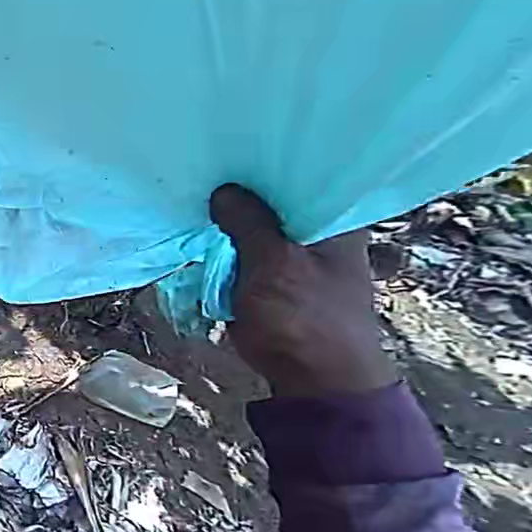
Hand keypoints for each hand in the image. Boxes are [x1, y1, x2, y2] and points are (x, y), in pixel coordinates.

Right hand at [209, 184, 395, 396]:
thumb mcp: (273, 264)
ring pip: (254, 233)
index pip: (305, 181)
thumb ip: (249, 224)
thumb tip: (223, 190)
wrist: (311, 376)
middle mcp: (318, 237)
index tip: (234, 156)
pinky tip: (201, 240)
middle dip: (241, 198)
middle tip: (204, 177)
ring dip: (228, 228)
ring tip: (196, 204)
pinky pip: (243, 258)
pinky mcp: (271, 283)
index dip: (270, 168)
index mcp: (335, 224)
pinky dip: (224, 253)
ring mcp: (293, 261)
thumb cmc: (303, 316)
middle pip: (274, 207)